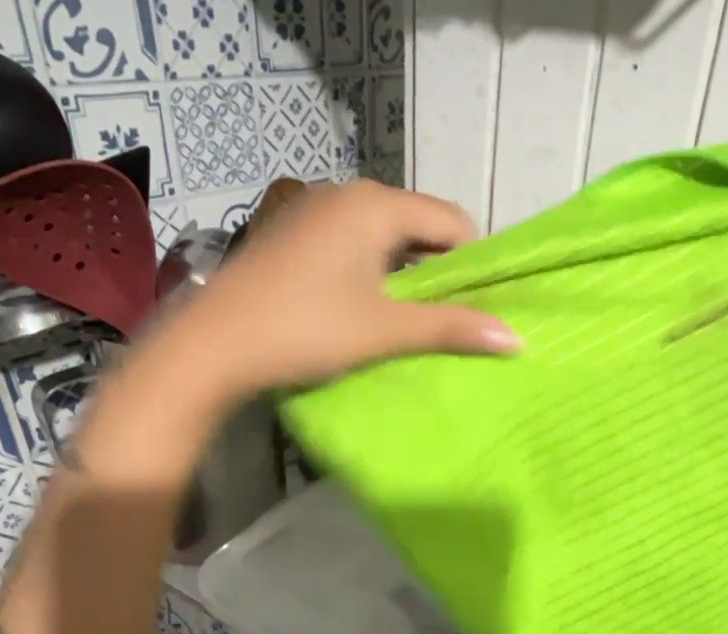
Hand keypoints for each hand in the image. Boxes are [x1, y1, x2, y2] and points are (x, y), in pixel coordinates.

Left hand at [137, 179, 519, 406]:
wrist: (211, 347)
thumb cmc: (304, 330)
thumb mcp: (384, 331)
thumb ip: (451, 328)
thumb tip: (516, 339)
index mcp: (375, 203)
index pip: (453, 221)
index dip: (472, 265)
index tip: (472, 309)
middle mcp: (347, 193)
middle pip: (419, 225)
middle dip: (439, 270)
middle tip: (444, 320)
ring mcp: (314, 211)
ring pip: (385, 237)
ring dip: (404, 275)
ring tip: (408, 322)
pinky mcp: (293, 234)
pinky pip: (353, 244)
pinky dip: (371, 272)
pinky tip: (364, 311)